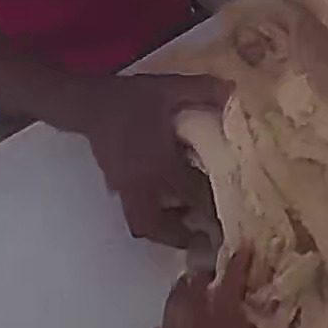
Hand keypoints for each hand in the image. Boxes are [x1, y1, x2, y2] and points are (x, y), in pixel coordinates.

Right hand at [74, 74, 229, 248]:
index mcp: (158, 161)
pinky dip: (154, 216)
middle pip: (157, 225)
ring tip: (189, 230)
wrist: (92, 103)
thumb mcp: (172, 87)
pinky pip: (135, 212)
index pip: (188, 192)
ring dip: (165, 231)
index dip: (209, 205)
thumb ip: (204, 89)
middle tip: (206, 240)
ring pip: (142, 224)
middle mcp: (140, 182)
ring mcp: (124, 188)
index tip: (231, 216)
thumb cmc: (134, 97)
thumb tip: (234, 90)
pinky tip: (171, 206)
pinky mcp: (116, 186)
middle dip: (181, 237)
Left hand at [141, 248, 274, 327]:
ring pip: (166, 316)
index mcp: (222, 323)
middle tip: (207, 275)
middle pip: (188, 294)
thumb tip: (249, 321)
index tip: (243, 248)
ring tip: (183, 297)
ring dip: (176, 304)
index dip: (237, 263)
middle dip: (197, 280)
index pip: (230, 282)